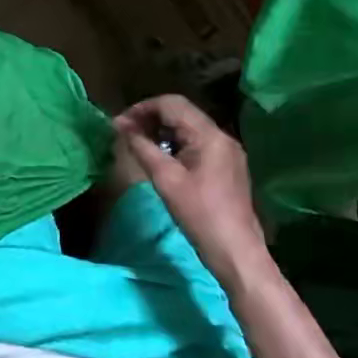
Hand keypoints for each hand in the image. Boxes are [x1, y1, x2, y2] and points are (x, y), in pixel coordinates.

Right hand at [113, 95, 269, 284]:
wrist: (237, 253)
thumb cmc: (199, 215)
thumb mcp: (165, 179)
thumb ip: (142, 147)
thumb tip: (120, 125)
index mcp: (209, 134)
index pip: (171, 104)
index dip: (142, 108)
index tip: (120, 124)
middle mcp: (221, 136)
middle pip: (181, 112)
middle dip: (151, 118)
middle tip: (126, 133)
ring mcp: (227, 151)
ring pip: (189, 128)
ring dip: (162, 131)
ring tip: (140, 145)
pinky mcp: (228, 166)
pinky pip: (198, 143)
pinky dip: (176, 144)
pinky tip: (162, 159)